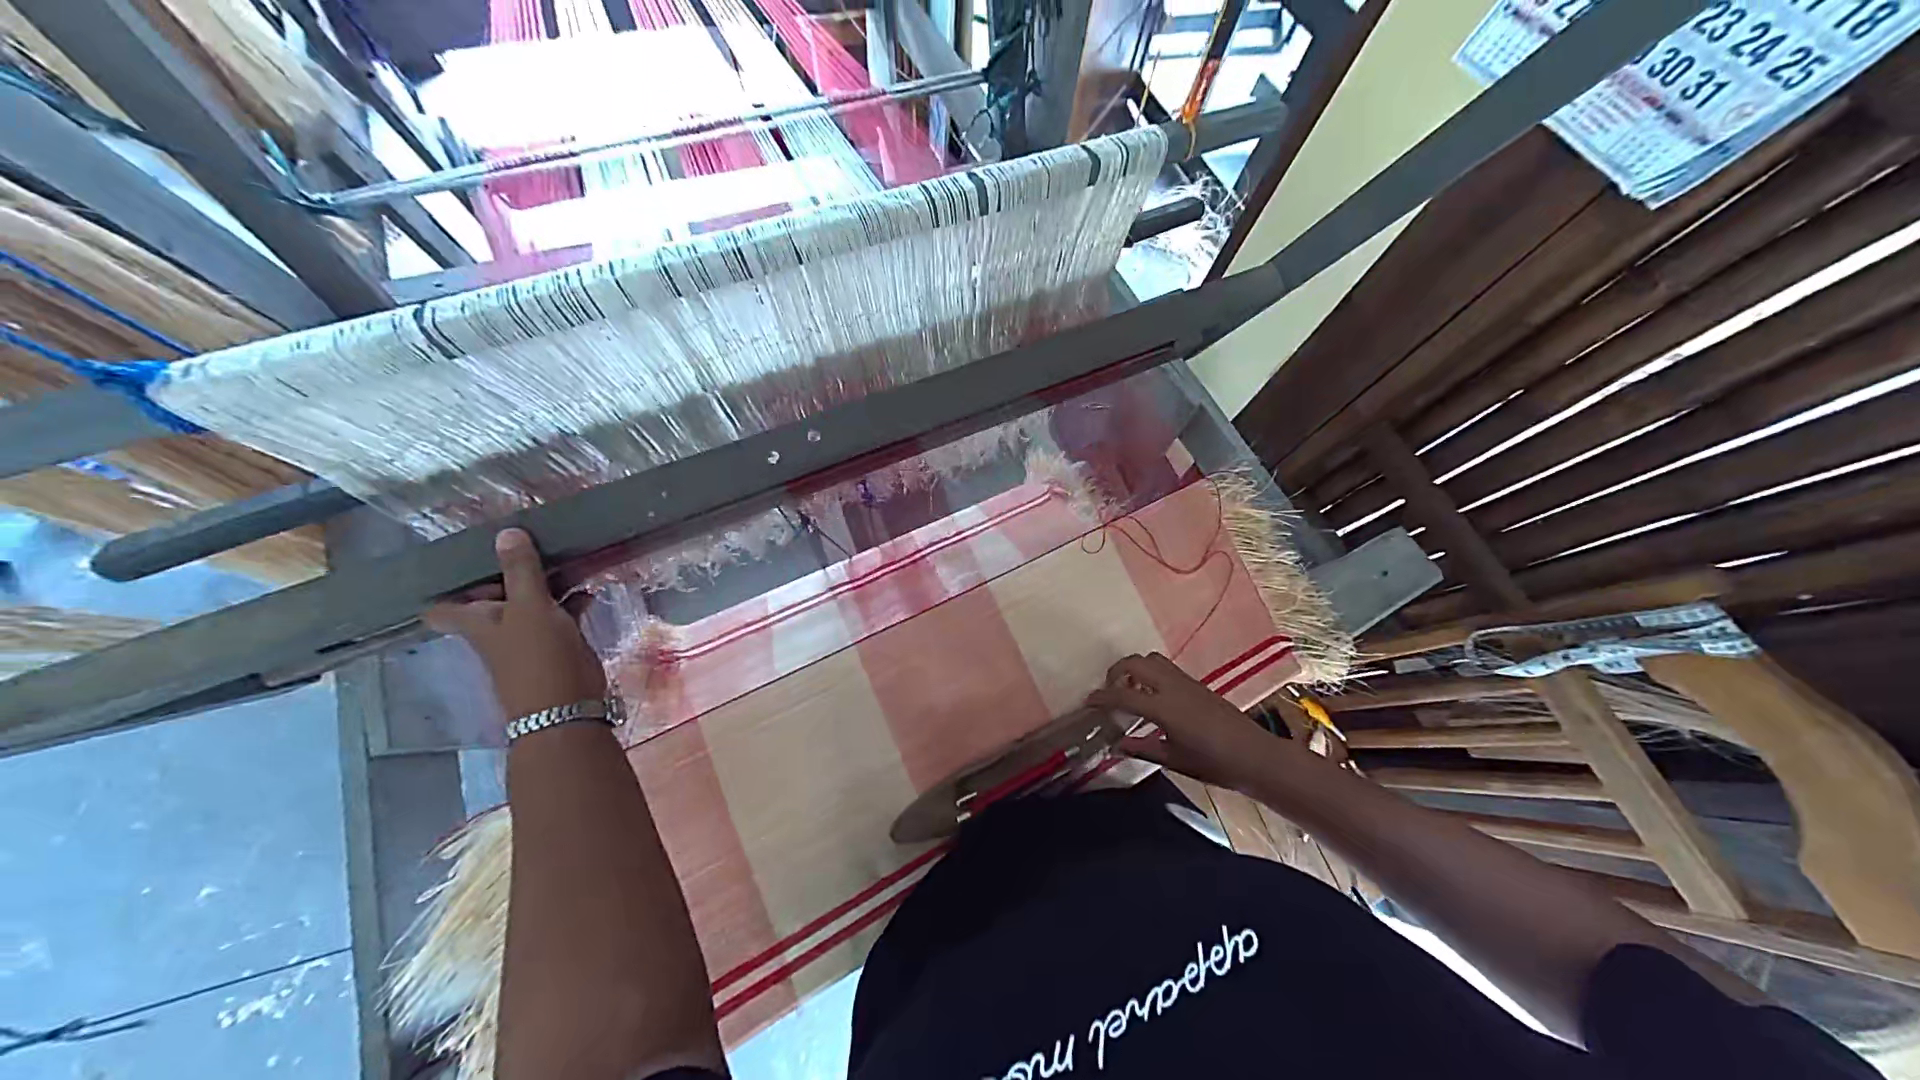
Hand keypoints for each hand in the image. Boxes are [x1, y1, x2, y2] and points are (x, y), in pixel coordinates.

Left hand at [424, 528, 608, 721]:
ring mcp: (527, 633)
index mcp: (476, 620)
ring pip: (531, 599)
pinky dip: (572, 597)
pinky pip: (561, 611)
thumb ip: (521, 570)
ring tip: (567, 555)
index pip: (442, 605)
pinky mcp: (557, 639)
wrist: (567, 704)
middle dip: (510, 570)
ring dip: (546, 580)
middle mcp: (496, 625)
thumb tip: (506, 532)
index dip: (448, 584)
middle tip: (530, 542)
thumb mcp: (530, 606)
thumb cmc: (538, 655)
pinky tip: (589, 584)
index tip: (467, 557)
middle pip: (493, 593)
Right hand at [1086, 652, 1287, 792]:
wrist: (1255, 756)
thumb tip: (1116, 744)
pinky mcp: (1196, 684)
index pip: (1123, 695)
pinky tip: (1151, 696)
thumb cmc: (1214, 763)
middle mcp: (1173, 687)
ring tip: (1130, 692)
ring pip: (1151, 660)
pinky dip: (1149, 674)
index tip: (1089, 702)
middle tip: (1109, 692)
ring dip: (1134, 669)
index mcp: (1165, 707)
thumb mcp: (1174, 759)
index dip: (1102, 697)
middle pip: (1135, 663)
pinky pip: (1165, 668)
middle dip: (1116, 672)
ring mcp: (1186, 682)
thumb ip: (1142, 748)